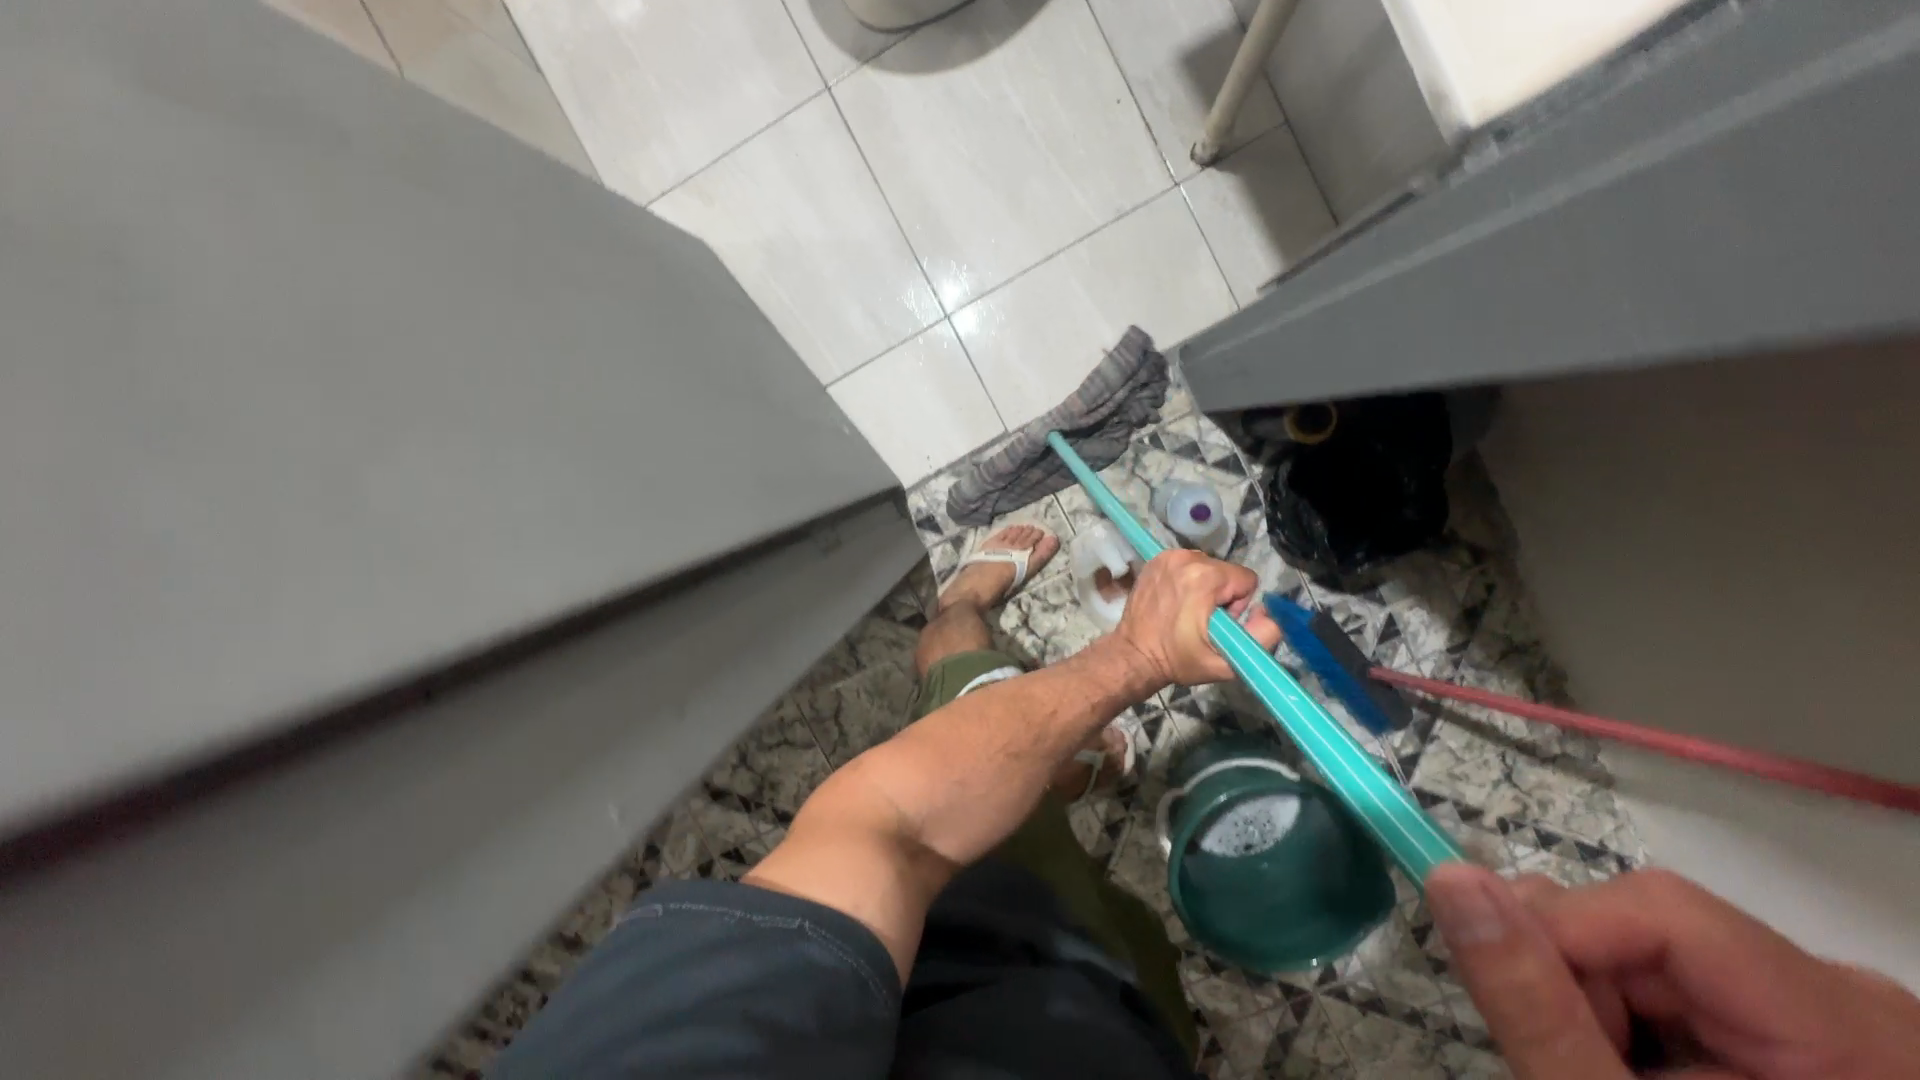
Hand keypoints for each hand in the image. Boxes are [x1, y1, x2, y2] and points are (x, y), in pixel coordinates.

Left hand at [1109, 550, 1281, 686]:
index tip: (1219, 623)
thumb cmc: (1179, 659)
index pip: (1246, 580)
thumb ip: (1262, 636)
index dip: (1238, 605)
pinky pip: (1187, 565)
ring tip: (1186, 612)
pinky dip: (1186, 581)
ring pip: (1208, 567)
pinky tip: (1174, 602)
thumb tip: (1265, 611)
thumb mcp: (1228, 660)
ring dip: (1204, 587)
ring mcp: (1167, 556)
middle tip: (1201, 621)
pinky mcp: (1155, 560)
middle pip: (1226, 572)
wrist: (1135, 655)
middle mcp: (1186, 558)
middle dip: (1221, 596)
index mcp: (1205, 577)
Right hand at [1426, 863, 1919, 1078]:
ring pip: (1648, 946)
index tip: (1505, 993)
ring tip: (1596, 1067)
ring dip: (1587, 993)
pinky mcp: (1792, 1024)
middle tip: (1556, 1055)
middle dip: (1569, 973)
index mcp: (1839, 1026)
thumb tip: (1450, 878)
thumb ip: (1533, 1006)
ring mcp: (1825, 1011)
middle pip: (1650, 925)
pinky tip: (1626, 1066)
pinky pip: (1673, 978)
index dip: (1559, 932)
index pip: (1657, 909)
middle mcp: (1844, 998)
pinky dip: (1620, 1013)